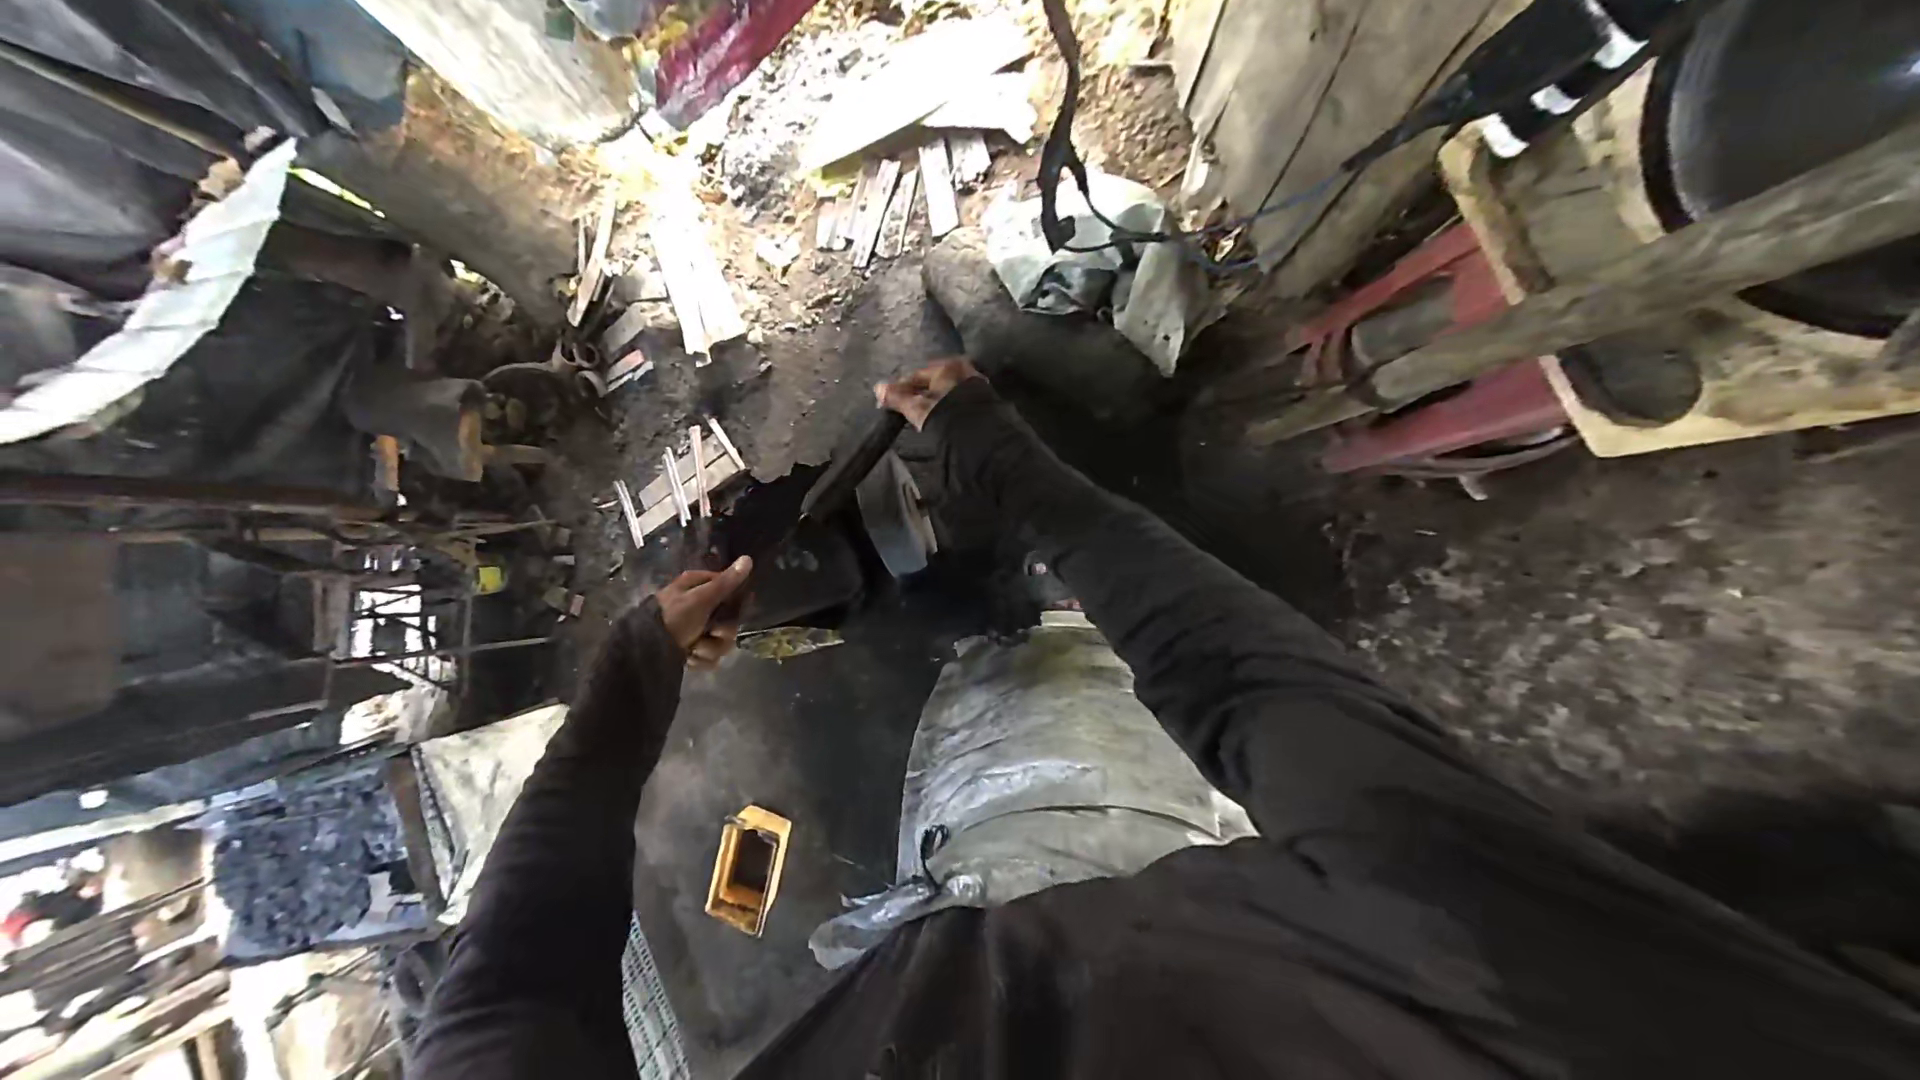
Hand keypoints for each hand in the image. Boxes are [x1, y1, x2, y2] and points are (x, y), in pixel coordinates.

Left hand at [653, 556, 751, 667]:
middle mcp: (698, 607)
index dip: (735, 604)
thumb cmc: (674, 618)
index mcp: (698, 587)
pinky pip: (710, 656)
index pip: (731, 591)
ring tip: (694, 649)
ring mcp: (695, 630)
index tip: (732, 611)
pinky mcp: (692, 650)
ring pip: (721, 642)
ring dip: (710, 648)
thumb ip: (726, 582)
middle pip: (729, 621)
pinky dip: (700, 659)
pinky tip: (689, 657)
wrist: (646, 650)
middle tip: (711, 633)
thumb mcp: (701, 598)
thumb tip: (748, 559)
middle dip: (722, 633)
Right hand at [873, 358, 982, 429]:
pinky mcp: (985, 403)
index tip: (890, 401)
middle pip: (934, 382)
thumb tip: (878, 388)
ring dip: (936, 402)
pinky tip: (943, 420)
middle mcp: (964, 370)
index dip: (901, 389)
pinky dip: (949, 408)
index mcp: (947, 366)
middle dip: (920, 394)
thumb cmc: (945, 417)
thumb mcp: (918, 409)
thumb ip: (898, 398)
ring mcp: (977, 386)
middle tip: (906, 409)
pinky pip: (959, 402)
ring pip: (948, 392)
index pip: (916, 375)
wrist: (980, 438)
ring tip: (924, 417)